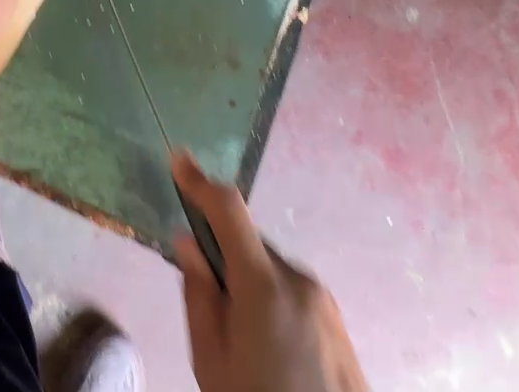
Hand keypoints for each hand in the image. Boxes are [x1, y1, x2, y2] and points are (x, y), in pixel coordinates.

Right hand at [174, 151, 368, 391]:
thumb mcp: (210, 359)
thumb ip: (198, 293)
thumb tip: (189, 243)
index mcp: (264, 285)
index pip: (228, 211)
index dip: (200, 183)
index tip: (179, 159)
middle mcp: (301, 281)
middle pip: (249, 247)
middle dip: (225, 259)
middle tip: (212, 307)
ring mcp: (326, 302)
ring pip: (272, 272)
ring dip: (251, 285)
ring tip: (246, 343)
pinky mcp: (339, 322)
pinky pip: (294, 294)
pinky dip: (274, 303)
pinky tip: (273, 350)